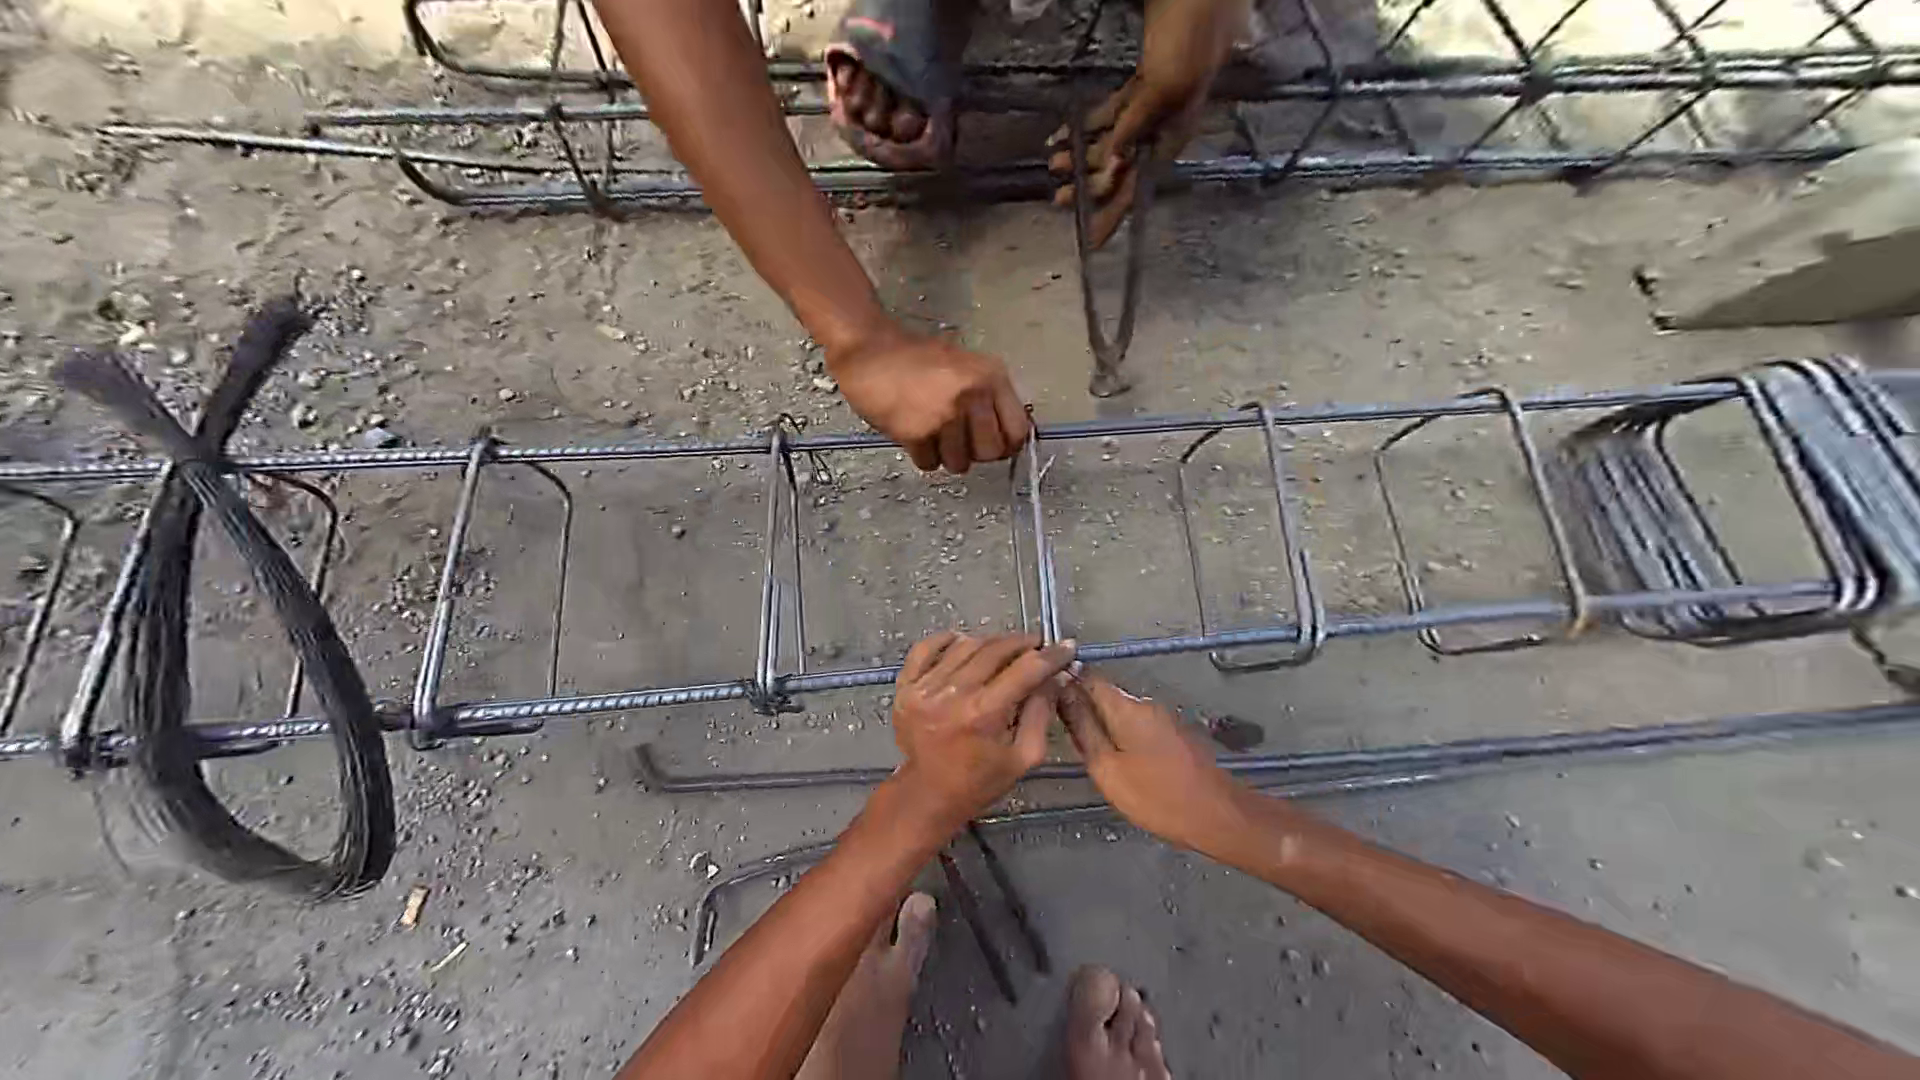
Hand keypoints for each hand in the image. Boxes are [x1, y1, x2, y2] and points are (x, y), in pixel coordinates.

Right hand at [827, 317, 1029, 473]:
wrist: (869, 350)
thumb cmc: (914, 358)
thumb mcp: (965, 366)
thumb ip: (989, 398)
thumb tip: (1008, 437)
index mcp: (991, 377)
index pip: (1018, 431)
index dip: (1006, 445)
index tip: (994, 445)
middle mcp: (973, 396)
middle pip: (991, 453)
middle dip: (975, 453)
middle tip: (958, 440)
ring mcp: (946, 416)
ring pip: (960, 464)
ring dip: (945, 455)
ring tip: (931, 431)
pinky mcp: (918, 433)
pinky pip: (930, 463)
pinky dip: (921, 455)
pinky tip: (913, 431)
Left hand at [890, 631, 1077, 830]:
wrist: (927, 794)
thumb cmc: (979, 781)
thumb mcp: (1024, 757)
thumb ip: (1041, 713)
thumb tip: (1055, 676)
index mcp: (983, 714)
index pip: (1025, 670)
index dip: (1050, 655)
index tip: (1065, 647)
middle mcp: (952, 694)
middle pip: (995, 650)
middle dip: (1022, 643)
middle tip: (1037, 645)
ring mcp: (924, 687)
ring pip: (965, 645)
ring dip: (990, 641)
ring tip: (1005, 648)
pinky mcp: (905, 685)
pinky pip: (926, 647)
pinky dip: (947, 640)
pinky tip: (964, 642)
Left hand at [1048, 0, 1250, 246]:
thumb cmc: (1191, 40)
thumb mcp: (1164, 88)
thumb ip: (1136, 126)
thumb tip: (1113, 162)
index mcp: (1170, 139)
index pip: (1136, 191)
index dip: (1112, 217)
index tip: (1090, 241)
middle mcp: (1159, 132)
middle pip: (1118, 173)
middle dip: (1087, 188)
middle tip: (1058, 199)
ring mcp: (1149, 111)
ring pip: (1109, 145)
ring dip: (1080, 156)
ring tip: (1054, 163)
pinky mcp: (1140, 87)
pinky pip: (1108, 115)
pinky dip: (1085, 125)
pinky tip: (1063, 134)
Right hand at [1056, 673, 1244, 850]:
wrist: (1219, 817)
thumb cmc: (1157, 796)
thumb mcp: (1107, 768)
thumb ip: (1083, 729)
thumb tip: (1063, 692)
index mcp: (1126, 706)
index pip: (1089, 678)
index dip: (1067, 685)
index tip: (1049, 703)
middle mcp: (1146, 704)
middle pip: (1106, 697)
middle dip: (1085, 713)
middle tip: (1069, 742)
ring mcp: (1164, 719)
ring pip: (1123, 715)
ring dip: (1106, 729)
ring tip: (1095, 759)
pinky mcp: (1176, 736)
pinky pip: (1140, 728)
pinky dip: (1126, 740)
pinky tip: (1125, 765)